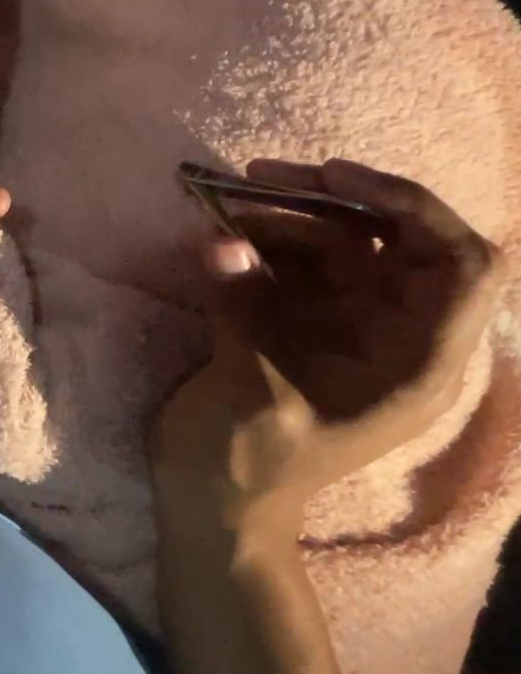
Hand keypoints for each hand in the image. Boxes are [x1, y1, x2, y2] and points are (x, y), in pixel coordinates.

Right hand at [152, 159, 505, 521]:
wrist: (215, 499)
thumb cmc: (253, 458)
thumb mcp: (253, 388)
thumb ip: (245, 311)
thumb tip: (219, 240)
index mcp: (419, 359)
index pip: (458, 264)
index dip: (410, 208)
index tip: (330, 175)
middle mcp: (392, 333)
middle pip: (392, 243)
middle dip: (331, 200)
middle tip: (255, 175)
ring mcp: (340, 327)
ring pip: (334, 248)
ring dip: (280, 218)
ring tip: (218, 205)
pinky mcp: (292, 324)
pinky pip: (287, 265)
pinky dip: (254, 242)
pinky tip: (214, 235)